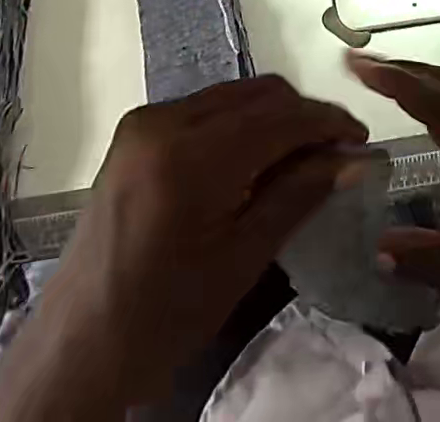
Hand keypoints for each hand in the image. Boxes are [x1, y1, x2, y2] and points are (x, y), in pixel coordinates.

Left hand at [0, 76, 368, 419]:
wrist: (77, 346)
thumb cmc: (165, 315)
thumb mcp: (243, 257)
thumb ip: (301, 193)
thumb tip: (355, 159)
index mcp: (190, 156)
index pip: (281, 117)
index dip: (329, 123)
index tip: (362, 140)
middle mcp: (164, 120)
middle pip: (260, 94)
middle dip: (305, 116)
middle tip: (336, 152)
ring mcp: (146, 121)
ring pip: (236, 95)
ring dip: (276, 117)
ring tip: (302, 156)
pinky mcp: (137, 131)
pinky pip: (208, 107)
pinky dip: (243, 122)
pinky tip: (257, 157)